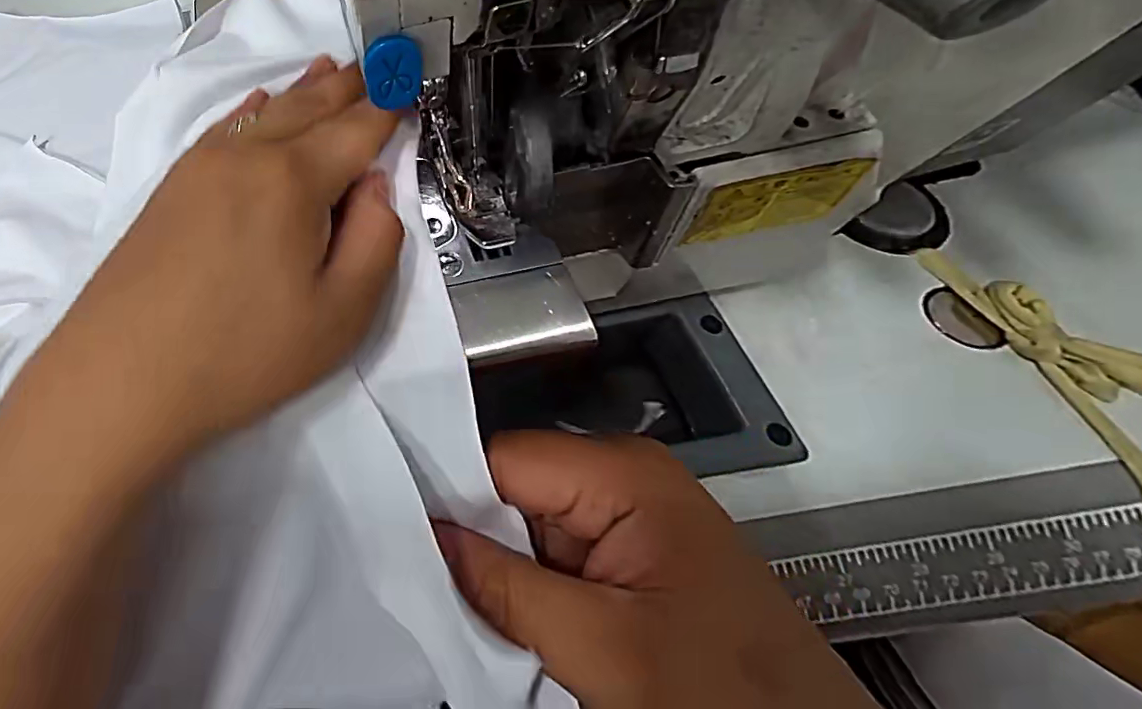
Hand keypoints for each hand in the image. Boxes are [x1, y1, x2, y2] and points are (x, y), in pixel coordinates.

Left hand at [42, 56, 405, 458]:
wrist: (119, 376)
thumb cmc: (240, 353)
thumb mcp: (340, 314)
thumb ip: (375, 238)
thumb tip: (372, 184)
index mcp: (292, 179)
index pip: (355, 129)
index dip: (386, 108)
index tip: (407, 87)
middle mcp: (245, 155)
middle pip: (308, 106)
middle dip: (348, 86)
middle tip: (376, 64)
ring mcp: (200, 165)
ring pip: (264, 110)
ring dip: (303, 89)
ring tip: (330, 69)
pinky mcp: (171, 184)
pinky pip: (224, 125)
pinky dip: (252, 108)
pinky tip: (258, 100)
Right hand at [435, 432, 874, 708]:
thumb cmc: (733, 697)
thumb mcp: (606, 648)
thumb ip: (506, 587)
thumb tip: (431, 538)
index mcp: (621, 471)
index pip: (501, 457)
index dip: (451, 493)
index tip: (408, 530)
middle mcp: (621, 477)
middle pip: (511, 486)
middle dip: (476, 535)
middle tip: (437, 579)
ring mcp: (625, 514)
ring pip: (526, 524)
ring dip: (501, 567)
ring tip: (481, 607)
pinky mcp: (627, 552)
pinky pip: (552, 553)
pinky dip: (528, 585)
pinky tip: (519, 618)